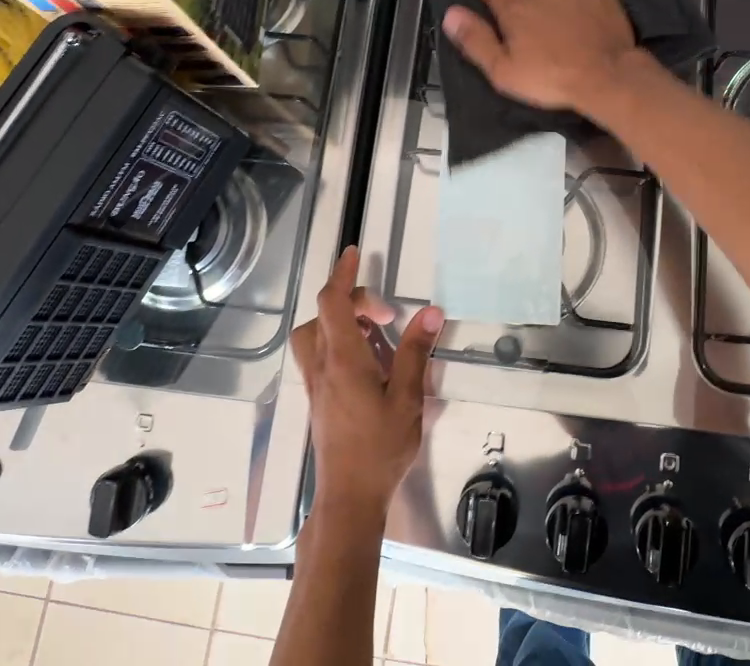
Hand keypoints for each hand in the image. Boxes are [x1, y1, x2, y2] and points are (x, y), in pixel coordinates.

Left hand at [291, 246, 444, 516]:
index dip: (343, 274)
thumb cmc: (380, 446)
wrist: (349, 496)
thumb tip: (431, 312)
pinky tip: (372, 367)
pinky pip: (323, 357)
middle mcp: (323, 366)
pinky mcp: (321, 400)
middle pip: (323, 316)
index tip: (355, 254)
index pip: (334, 302)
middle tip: (387, 317)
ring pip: (318, 336)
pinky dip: (342, 346)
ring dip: (344, 324)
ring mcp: (318, 385)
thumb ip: (415, 352)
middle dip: (353, 302)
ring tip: (379, 338)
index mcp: (343, 359)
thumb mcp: (408, 398)